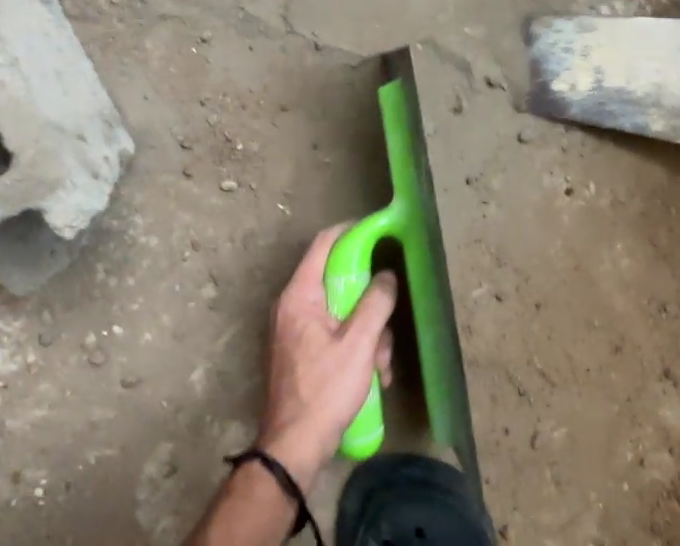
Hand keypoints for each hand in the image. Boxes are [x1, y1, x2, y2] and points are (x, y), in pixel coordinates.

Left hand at [256, 224, 396, 491]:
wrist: (293, 447)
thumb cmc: (324, 391)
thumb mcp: (359, 344)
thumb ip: (375, 304)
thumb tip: (387, 275)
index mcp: (299, 296)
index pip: (324, 245)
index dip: (352, 233)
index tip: (378, 231)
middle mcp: (292, 307)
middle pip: (338, 283)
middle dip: (370, 305)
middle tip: (385, 329)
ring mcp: (295, 331)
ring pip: (342, 313)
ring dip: (368, 336)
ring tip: (379, 366)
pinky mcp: (301, 353)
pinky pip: (335, 336)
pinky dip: (356, 350)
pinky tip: (372, 379)